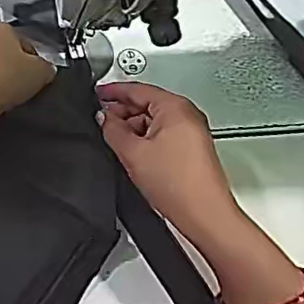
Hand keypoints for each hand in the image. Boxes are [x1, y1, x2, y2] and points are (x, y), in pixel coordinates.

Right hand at [98, 82, 237, 234]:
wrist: (204, 215)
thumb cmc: (180, 185)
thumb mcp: (132, 152)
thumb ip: (111, 129)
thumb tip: (103, 117)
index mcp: (175, 107)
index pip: (137, 89)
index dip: (113, 90)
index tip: (99, 93)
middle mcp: (188, 115)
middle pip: (146, 103)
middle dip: (122, 112)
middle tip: (103, 121)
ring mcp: (192, 132)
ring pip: (153, 120)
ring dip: (133, 128)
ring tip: (118, 144)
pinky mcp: (191, 148)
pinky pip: (162, 134)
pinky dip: (146, 140)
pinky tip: (135, 155)